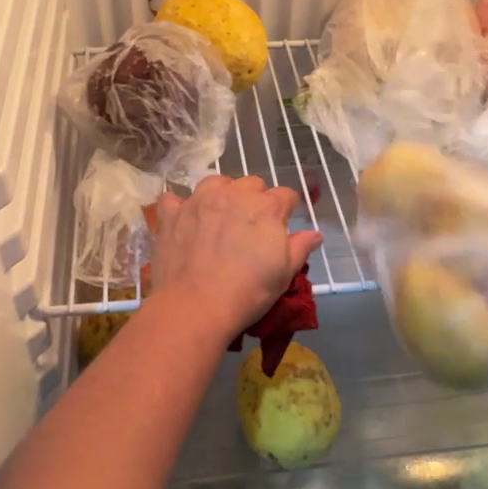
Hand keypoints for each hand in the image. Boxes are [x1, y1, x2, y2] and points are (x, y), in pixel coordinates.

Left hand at [147, 176, 323, 340]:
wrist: (196, 305)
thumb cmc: (249, 291)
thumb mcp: (284, 274)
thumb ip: (300, 247)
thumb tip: (316, 234)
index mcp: (267, 206)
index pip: (286, 195)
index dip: (287, 209)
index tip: (283, 225)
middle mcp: (234, 193)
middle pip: (252, 184)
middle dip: (256, 199)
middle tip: (252, 226)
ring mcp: (199, 200)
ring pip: (216, 182)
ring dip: (222, 193)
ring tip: (221, 216)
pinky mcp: (172, 213)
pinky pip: (175, 198)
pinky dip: (180, 205)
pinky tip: (184, 218)